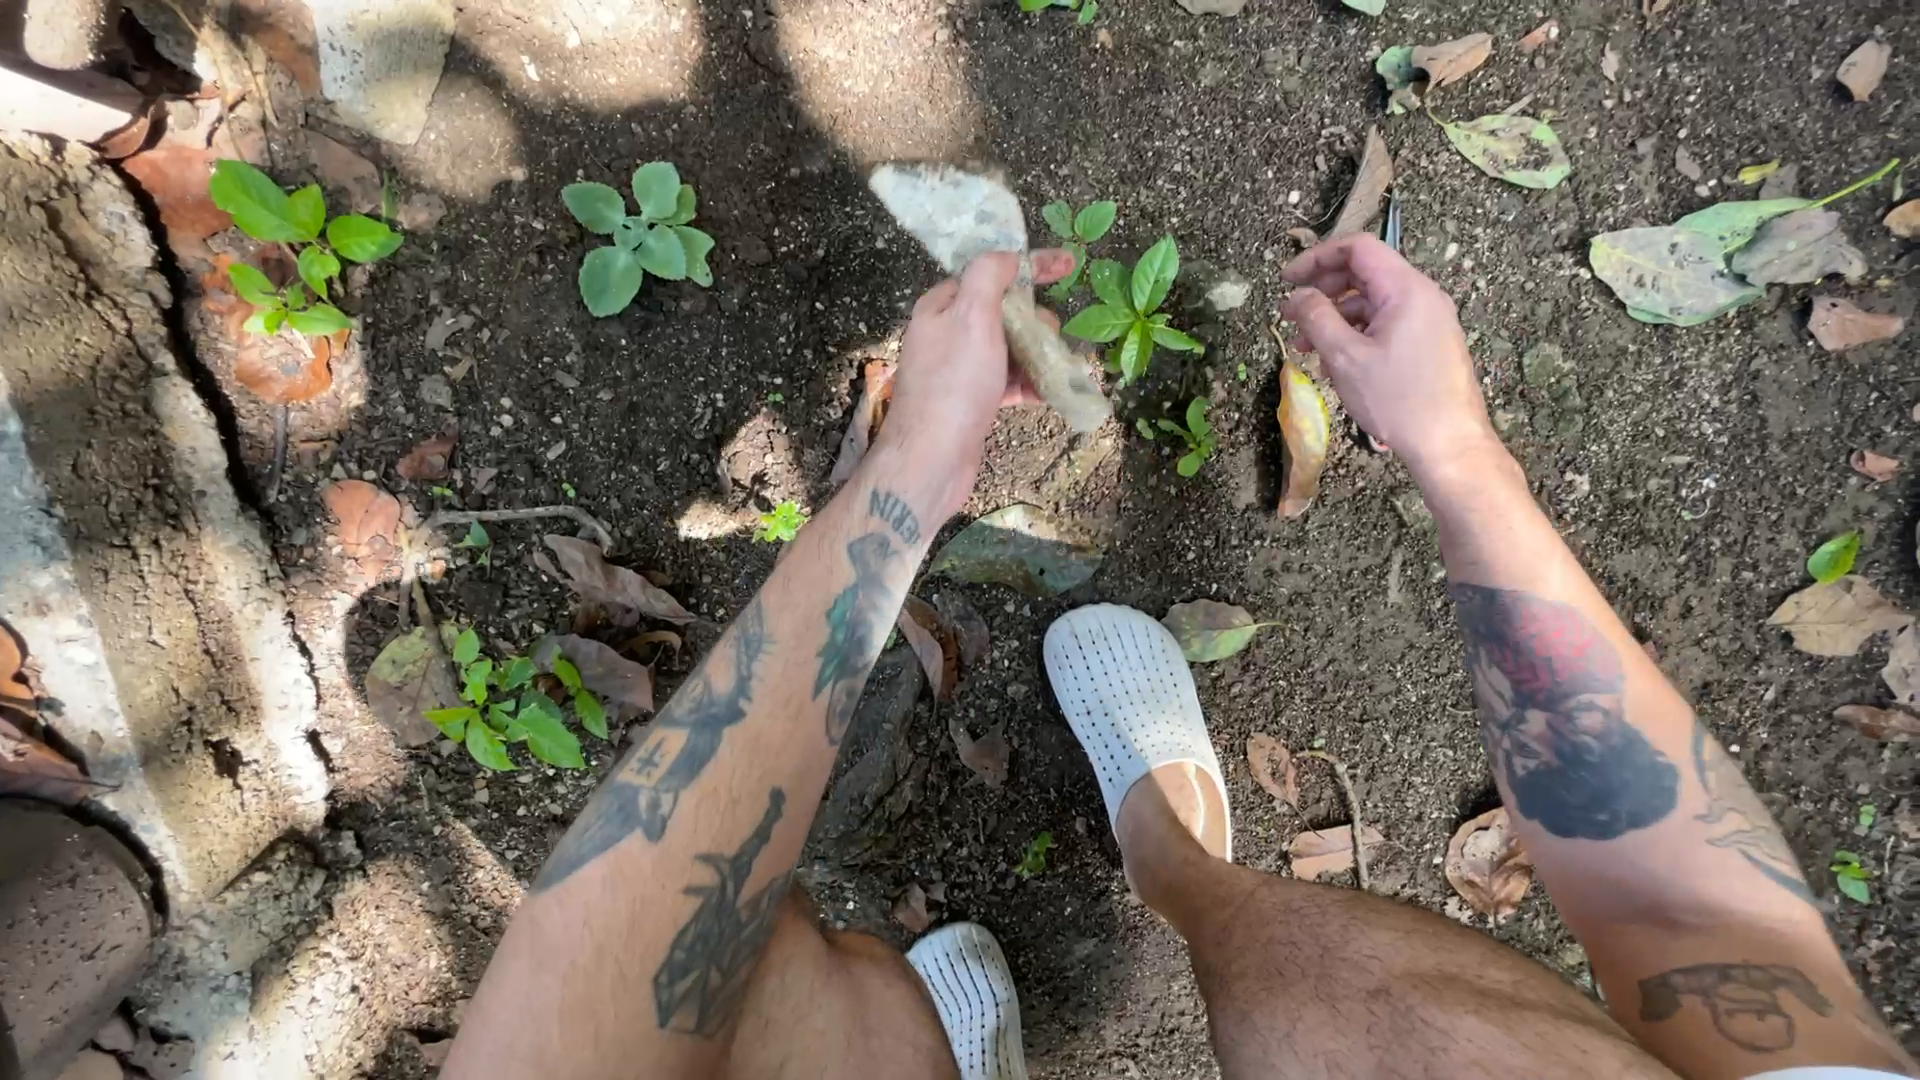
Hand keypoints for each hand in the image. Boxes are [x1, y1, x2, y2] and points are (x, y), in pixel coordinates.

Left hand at [873, 249, 1074, 520]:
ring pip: (1010, 349)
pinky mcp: (971, 402)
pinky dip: (1030, 384)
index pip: (991, 273)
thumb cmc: (954, 385)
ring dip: (1038, 355)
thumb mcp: (972, 316)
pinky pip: (1008, 382)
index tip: (1069, 264)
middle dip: (1035, 322)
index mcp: (942, 306)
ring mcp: (960, 370)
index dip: (1030, 266)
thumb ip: (988, 276)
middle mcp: (947, 334)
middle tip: (1047, 340)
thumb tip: (1008, 257)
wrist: (933, 459)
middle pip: (1005, 313)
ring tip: (1056, 370)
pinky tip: (1049, 394)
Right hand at [1280, 235, 1496, 474]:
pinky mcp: (1427, 341)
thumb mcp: (1345, 357)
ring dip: (1334, 318)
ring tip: (1306, 348)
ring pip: (1371, 303)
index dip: (1316, 258)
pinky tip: (1335, 362)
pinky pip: (1384, 323)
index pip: (1358, 249)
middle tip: (1290, 316)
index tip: (1286, 280)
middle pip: (1364, 274)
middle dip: (1322, 290)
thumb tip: (1296, 296)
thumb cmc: (1395, 398)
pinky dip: (1354, 334)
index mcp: (1405, 289)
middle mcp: (1421, 295)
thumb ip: (1316, 319)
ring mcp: (1427, 318)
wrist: (1447, 440)